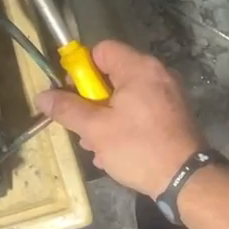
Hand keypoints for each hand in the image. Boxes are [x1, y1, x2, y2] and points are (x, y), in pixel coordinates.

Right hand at [35, 40, 205, 197]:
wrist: (186, 179)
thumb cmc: (138, 148)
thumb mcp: (96, 129)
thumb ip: (67, 109)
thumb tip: (42, 96)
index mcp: (139, 68)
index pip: (102, 49)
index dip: (81, 68)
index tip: (71, 94)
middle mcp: (158, 74)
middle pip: (113, 74)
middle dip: (91, 99)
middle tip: (81, 124)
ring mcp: (170, 94)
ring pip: (126, 95)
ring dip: (105, 116)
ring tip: (95, 144)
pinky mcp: (174, 115)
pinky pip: (142, 110)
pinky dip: (125, 123)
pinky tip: (114, 150)